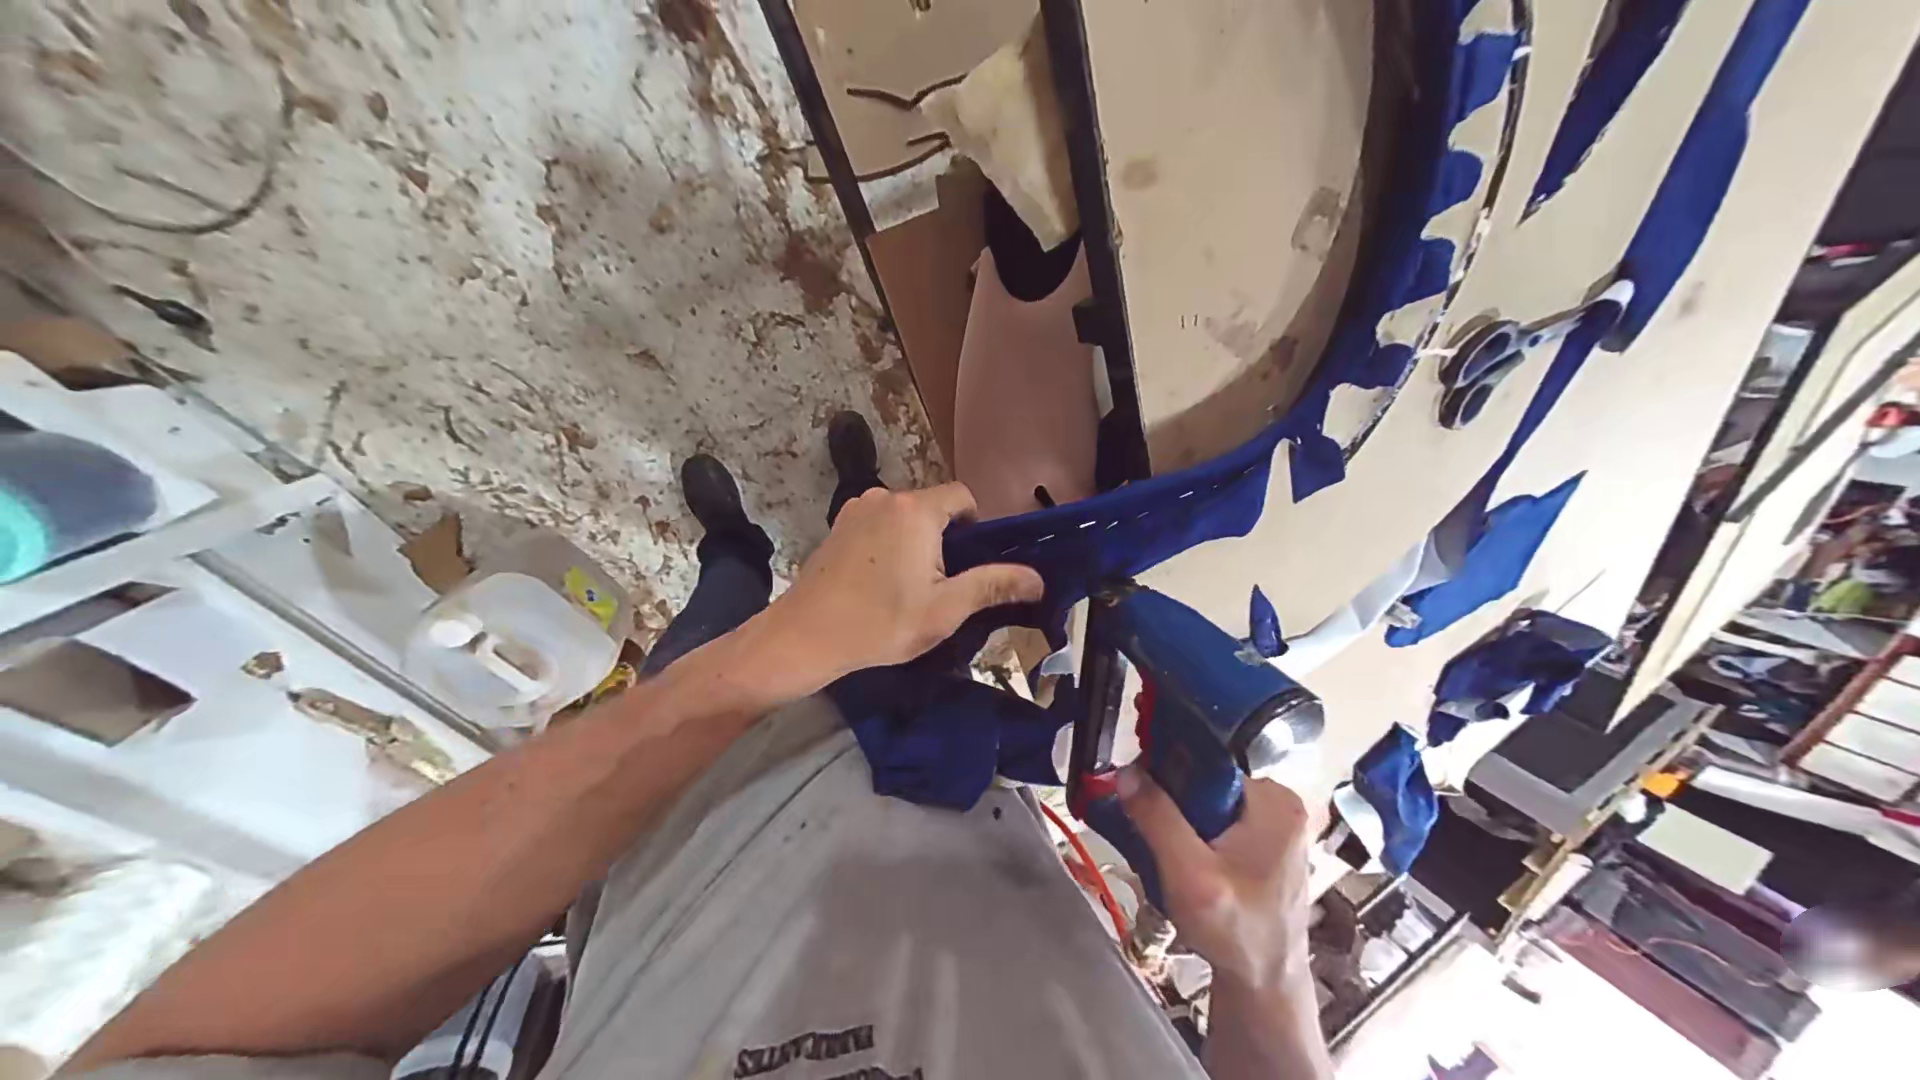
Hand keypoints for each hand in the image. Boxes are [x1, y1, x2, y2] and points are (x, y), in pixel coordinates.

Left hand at [756, 483, 1042, 686]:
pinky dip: (889, 544)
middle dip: (945, 539)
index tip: (969, 565)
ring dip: (916, 542)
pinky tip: (879, 582)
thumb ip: (993, 586)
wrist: (805, 636)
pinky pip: (879, 525)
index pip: (963, 496)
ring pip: (905, 517)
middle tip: (940, 585)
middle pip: (933, 507)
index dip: (975, 527)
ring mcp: (856, 508)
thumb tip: (1038, 579)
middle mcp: (885, 497)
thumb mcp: (945, 609)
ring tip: (907, 588)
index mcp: (915, 510)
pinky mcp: (837, 525)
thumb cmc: (880, 623)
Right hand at [1119, 770, 1315, 991]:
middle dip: (1173, 805)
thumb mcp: (1189, 874)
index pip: (1206, 763)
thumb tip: (1125, 772)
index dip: (1167, 775)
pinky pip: (1217, 823)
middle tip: (1148, 831)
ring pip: (1207, 804)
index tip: (1138, 794)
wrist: (1265, 987)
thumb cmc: (1236, 932)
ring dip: (1180, 824)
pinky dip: (1195, 837)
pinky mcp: (1265, 846)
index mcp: (1275, 800)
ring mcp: (1275, 826)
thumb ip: (1158, 819)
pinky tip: (1181, 861)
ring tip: (1162, 851)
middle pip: (1206, 783)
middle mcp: (1280, 805)